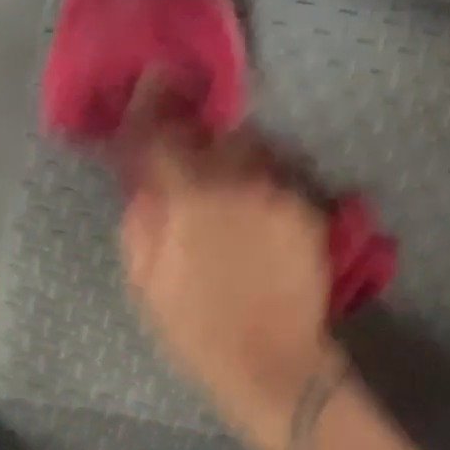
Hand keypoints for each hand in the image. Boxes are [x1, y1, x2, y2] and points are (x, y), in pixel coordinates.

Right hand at [118, 123, 342, 446]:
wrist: (270, 362)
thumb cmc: (196, 329)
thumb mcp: (144, 281)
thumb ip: (142, 220)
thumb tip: (145, 184)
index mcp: (189, 197)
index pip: (165, 132)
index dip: (154, 107)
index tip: (152, 88)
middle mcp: (237, 182)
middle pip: (219, 135)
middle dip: (206, 144)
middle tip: (199, 167)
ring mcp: (279, 195)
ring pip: (256, 156)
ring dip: (240, 166)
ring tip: (235, 200)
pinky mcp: (308, 213)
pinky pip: (281, 184)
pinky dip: (267, 193)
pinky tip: (262, 226)